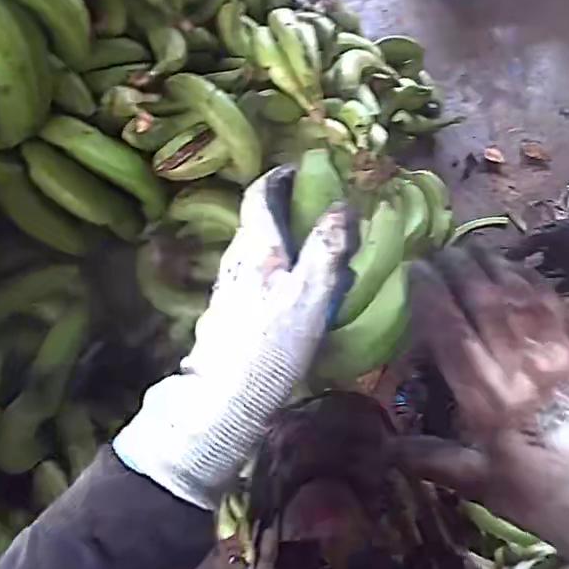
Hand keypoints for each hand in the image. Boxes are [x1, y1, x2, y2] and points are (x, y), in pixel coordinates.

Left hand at [112, 165, 353, 509]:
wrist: (226, 398)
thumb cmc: (271, 342)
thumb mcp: (311, 292)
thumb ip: (327, 247)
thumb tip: (342, 206)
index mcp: (256, 245)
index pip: (259, 193)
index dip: (279, 176)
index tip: (303, 170)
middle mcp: (236, 257)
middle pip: (258, 219)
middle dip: (287, 207)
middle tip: (321, 210)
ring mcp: (230, 285)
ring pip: (258, 247)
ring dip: (284, 237)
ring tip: (316, 248)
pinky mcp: (230, 310)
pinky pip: (257, 272)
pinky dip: (278, 265)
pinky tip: (296, 288)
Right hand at [405, 246, 568, 568]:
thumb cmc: (531, 489)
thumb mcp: (474, 482)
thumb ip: (429, 458)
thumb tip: (384, 445)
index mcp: (486, 397)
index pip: (451, 330)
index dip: (430, 294)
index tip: (415, 270)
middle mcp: (516, 364)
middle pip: (483, 298)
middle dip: (457, 267)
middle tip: (440, 252)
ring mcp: (551, 351)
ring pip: (517, 291)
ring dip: (491, 263)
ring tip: (471, 248)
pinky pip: (551, 299)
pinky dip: (530, 276)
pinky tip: (515, 266)